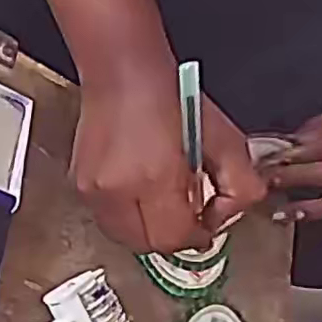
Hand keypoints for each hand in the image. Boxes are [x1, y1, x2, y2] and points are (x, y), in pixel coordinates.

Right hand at [73, 61, 267, 250]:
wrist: (122, 76)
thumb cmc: (170, 99)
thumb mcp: (225, 139)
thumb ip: (241, 185)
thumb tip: (225, 216)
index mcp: (155, 177)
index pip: (172, 238)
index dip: (194, 238)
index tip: (205, 225)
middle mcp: (117, 190)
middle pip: (145, 245)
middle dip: (170, 236)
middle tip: (186, 216)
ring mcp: (93, 191)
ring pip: (123, 236)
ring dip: (146, 228)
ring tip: (161, 201)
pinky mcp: (79, 186)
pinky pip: (107, 218)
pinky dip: (127, 214)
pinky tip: (139, 189)